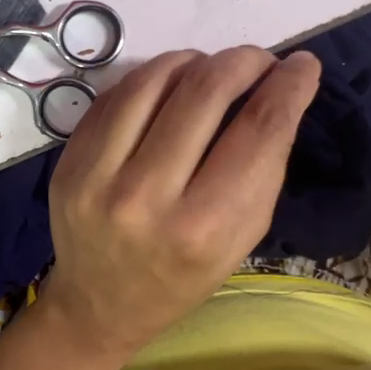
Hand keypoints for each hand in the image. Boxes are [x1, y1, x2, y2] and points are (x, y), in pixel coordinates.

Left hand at [35, 47, 320, 358]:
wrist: (99, 308)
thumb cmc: (180, 278)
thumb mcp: (239, 240)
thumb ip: (265, 169)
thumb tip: (283, 88)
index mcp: (201, 227)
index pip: (258, 130)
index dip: (289, 85)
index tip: (301, 65)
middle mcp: (146, 198)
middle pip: (206, 90)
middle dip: (243, 62)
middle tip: (256, 63)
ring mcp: (98, 179)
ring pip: (155, 80)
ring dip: (194, 61)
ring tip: (210, 71)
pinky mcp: (68, 166)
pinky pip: (115, 97)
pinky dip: (149, 81)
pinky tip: (167, 89)